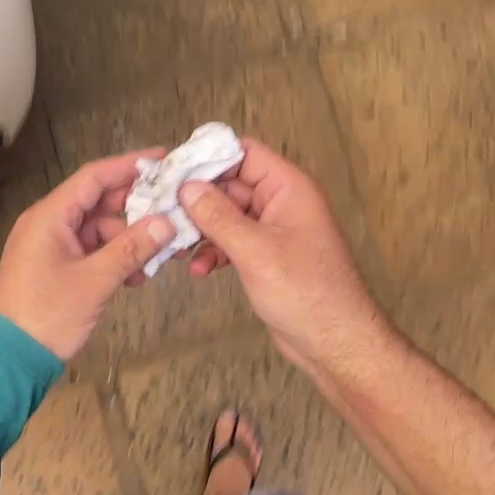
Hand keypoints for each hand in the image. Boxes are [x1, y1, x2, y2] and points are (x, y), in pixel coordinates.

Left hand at [0, 150, 177, 359]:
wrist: (12, 358)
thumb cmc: (48, 315)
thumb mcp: (95, 281)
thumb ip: (132, 249)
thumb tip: (166, 222)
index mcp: (49, 217)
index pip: (94, 177)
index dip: (130, 166)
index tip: (165, 159)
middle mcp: (46, 225)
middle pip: (97, 202)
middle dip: (136, 208)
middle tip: (173, 210)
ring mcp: (49, 247)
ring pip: (97, 231)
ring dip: (128, 240)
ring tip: (159, 256)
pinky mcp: (54, 269)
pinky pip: (89, 252)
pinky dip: (113, 259)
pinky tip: (137, 277)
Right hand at [180, 139, 397, 381]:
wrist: (332, 340)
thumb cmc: (305, 292)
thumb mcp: (255, 250)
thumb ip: (218, 216)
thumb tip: (187, 187)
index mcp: (288, 189)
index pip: (245, 154)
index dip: (209, 159)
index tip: (173, 173)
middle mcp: (281, 204)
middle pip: (231, 185)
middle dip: (197, 200)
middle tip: (162, 213)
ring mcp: (274, 231)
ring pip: (227, 216)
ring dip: (201, 230)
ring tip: (175, 246)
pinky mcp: (266, 257)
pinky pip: (232, 242)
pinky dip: (213, 252)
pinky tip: (198, 269)